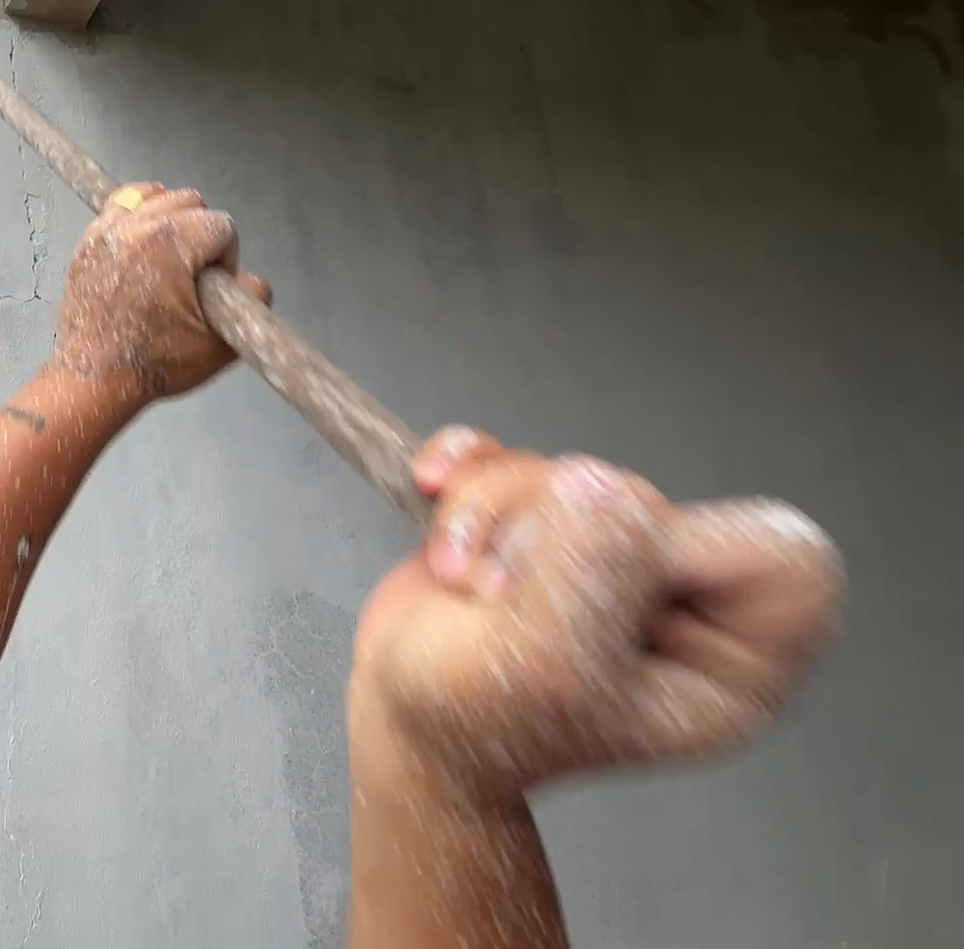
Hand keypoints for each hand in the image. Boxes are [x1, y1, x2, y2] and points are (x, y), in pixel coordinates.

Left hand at [52, 185, 271, 400]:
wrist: (95, 379)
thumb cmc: (153, 364)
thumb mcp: (221, 342)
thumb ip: (252, 299)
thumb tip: (246, 280)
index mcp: (170, 243)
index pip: (222, 226)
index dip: (226, 260)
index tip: (210, 290)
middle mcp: (136, 227)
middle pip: (190, 202)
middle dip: (201, 235)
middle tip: (191, 277)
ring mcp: (106, 231)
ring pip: (154, 195)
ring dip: (170, 219)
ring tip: (169, 258)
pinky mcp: (88, 243)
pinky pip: (119, 205)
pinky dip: (136, 215)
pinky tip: (143, 241)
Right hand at [351, 426, 843, 800]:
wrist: (396, 710)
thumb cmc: (472, 719)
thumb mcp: (546, 672)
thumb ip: (586, 583)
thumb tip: (595, 481)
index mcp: (725, 654)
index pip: (774, 554)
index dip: (678, 551)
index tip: (587, 589)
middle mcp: (666, 590)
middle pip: (631, 496)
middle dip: (532, 534)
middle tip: (490, 593)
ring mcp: (588, 546)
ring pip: (551, 471)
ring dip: (477, 513)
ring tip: (452, 578)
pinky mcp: (517, 515)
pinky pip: (499, 452)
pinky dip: (458, 460)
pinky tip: (429, 482)